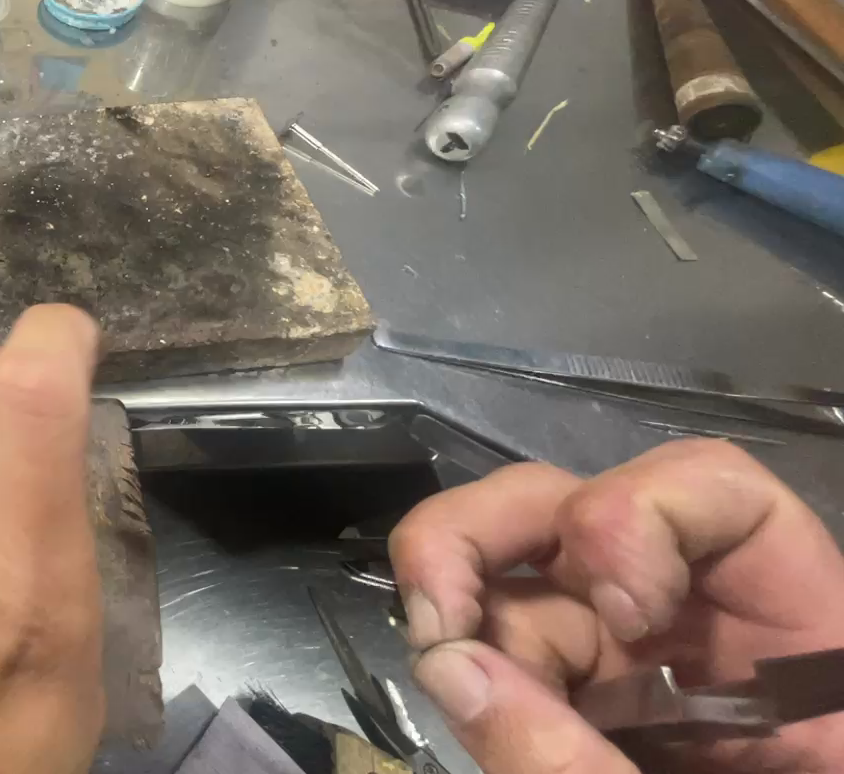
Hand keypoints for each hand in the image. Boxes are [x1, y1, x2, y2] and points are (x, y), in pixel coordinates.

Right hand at [390, 439, 843, 772]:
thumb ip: (583, 770)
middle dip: (478, 539)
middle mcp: (697, 623)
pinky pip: (493, 630)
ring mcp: (622, 653)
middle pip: (564, 502)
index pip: (714, 495)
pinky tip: (471, 695)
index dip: (636, 516)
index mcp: (803, 643)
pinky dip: (463, 650)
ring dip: (456, 598)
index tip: (618, 616)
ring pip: (506, 559)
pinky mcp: (570, 686)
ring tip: (448, 666)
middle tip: (438, 613)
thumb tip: (445, 668)